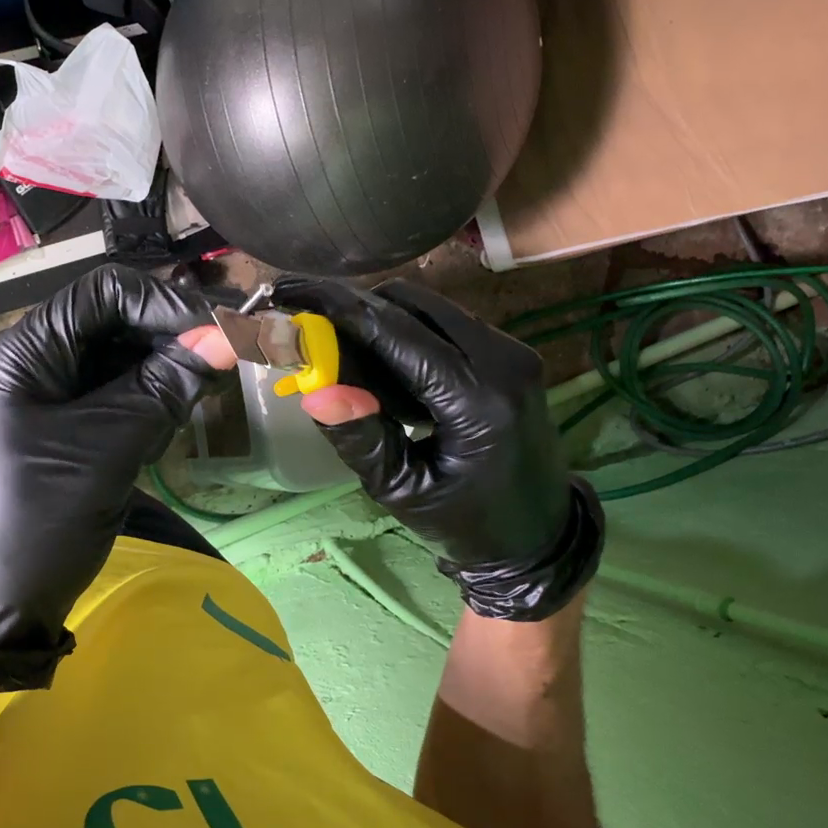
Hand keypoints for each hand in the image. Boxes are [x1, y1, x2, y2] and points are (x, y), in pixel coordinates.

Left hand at [0, 265, 233, 693]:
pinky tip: (161, 434)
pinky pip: (125, 395)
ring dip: (165, 376)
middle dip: (170, 341)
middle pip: (118, 322)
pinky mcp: (77, 426)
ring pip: (128, 359)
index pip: (104, 294)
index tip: (220, 331)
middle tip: (222, 369)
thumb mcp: (106, 448)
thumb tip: (224, 336)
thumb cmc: (38, 519)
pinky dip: (153, 405)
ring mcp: (58, 394)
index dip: (165, 303)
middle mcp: (41, 360)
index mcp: (28, 351)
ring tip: (183, 413)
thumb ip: (164, 387)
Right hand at [270, 278, 601, 620]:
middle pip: (410, 303)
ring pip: (426, 306)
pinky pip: (443, 322)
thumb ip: (360, 437)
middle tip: (308, 326)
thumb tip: (315, 388)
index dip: (338, 308)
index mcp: (477, 399)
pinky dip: (402, 331)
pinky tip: (380, 367)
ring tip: (338, 350)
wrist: (537, 534)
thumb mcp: (401, 490)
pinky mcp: (508, 352)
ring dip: (376, 318)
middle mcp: (501, 359)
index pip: (396, 331)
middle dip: (352, 307)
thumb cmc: (464, 522)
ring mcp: (510, 350)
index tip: (290, 293)